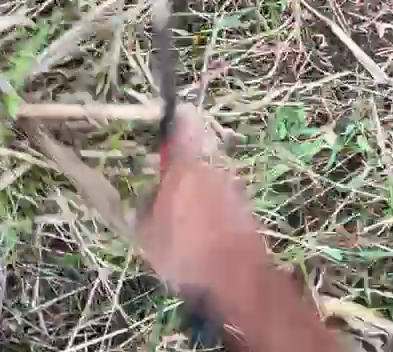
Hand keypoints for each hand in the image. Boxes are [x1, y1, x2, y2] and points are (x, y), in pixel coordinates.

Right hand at [137, 107, 337, 351]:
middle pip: (193, 163)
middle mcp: (211, 171)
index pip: (180, 130)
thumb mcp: (148, 234)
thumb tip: (146, 198)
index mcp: (184, 168)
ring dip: (200, 199)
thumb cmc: (186, 252)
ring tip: (187, 228)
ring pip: (209, 186)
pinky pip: (223, 206)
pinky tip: (206, 241)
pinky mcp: (247, 213)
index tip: (174, 110)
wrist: (239, 282)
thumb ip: (144, 209)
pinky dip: (214, 216)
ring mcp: (233, 191)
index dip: (176, 118)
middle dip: (183, 177)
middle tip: (168, 200)